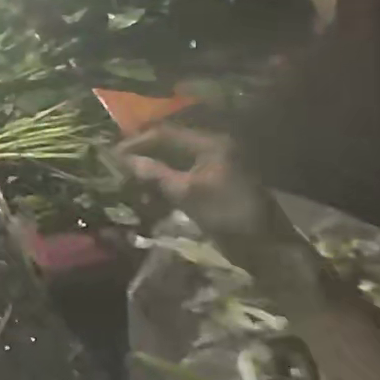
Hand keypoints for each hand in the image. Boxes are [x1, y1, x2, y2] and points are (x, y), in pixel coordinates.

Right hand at [116, 124, 290, 247]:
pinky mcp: (216, 178)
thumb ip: (153, 173)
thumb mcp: (186, 193)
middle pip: (168, 142)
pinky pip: (183, 169)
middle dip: (142, 152)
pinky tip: (149, 189)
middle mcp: (213, 146)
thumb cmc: (227, 215)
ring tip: (130, 178)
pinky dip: (164, 177)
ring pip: (173, 156)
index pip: (165, 133)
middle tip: (118, 164)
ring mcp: (216, 162)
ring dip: (151, 165)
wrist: (266, 246)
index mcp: (210, 143)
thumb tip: (122, 159)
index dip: (136, 142)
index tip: (113, 154)